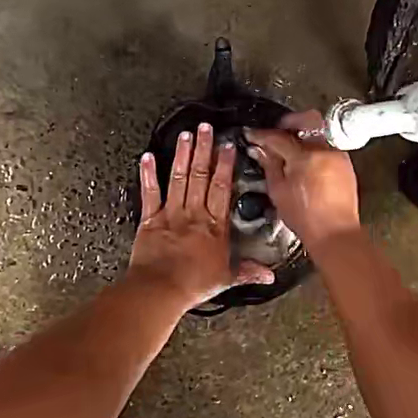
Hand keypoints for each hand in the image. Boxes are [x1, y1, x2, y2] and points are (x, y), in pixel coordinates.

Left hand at [129, 122, 273, 305]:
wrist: (160, 289)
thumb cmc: (193, 285)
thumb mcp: (226, 279)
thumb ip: (247, 271)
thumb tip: (270, 274)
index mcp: (214, 225)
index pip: (222, 188)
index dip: (225, 165)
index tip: (228, 146)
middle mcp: (193, 213)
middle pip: (200, 175)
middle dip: (204, 149)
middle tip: (206, 128)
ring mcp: (171, 213)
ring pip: (179, 177)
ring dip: (182, 154)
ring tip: (186, 134)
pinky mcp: (150, 219)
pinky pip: (150, 192)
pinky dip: (148, 174)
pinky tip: (148, 156)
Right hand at [244, 111, 361, 248]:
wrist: (335, 233)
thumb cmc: (307, 218)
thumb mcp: (278, 191)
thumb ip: (269, 165)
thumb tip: (261, 149)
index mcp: (305, 157)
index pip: (279, 136)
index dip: (262, 134)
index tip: (253, 135)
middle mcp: (325, 151)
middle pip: (306, 120)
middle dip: (288, 122)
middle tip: (275, 133)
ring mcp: (338, 156)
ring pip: (318, 133)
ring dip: (302, 137)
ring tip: (289, 152)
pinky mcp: (345, 164)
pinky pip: (327, 147)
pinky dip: (314, 150)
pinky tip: (305, 164)